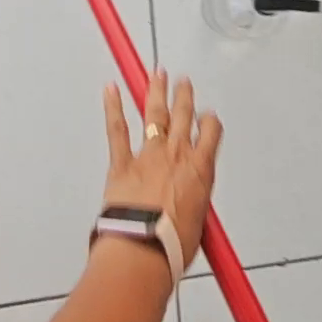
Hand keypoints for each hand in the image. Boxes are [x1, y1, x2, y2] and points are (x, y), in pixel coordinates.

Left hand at [101, 71, 222, 266]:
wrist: (143, 248)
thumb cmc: (173, 245)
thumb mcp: (199, 226)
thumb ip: (195, 207)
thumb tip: (188, 210)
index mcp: (200, 169)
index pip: (211, 133)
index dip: (210, 121)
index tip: (207, 116)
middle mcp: (177, 154)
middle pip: (184, 115)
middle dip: (184, 95)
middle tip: (184, 82)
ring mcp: (148, 154)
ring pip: (155, 113)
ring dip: (157, 91)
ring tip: (158, 73)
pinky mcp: (122, 162)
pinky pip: (117, 129)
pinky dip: (113, 106)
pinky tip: (111, 88)